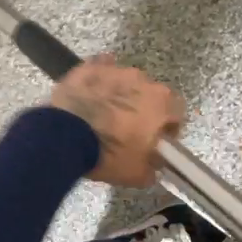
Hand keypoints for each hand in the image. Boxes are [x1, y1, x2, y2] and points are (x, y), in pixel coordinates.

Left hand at [50, 55, 184, 187]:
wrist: (64, 136)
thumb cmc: (108, 154)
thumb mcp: (136, 175)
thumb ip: (152, 169)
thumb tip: (153, 167)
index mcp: (161, 104)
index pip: (177, 112)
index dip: (168, 128)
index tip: (156, 141)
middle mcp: (143, 80)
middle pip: (151, 95)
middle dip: (144, 110)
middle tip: (130, 129)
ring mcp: (115, 69)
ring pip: (126, 82)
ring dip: (122, 95)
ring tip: (106, 114)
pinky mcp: (90, 66)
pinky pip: (101, 70)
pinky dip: (100, 82)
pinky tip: (92, 95)